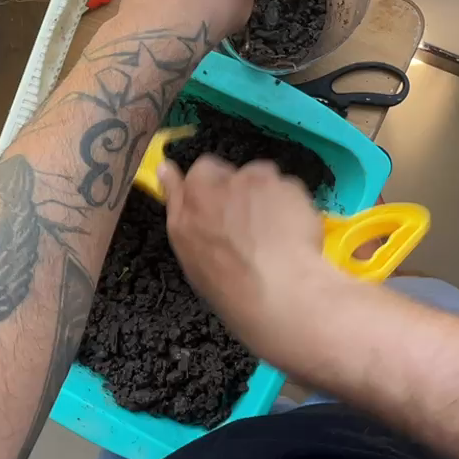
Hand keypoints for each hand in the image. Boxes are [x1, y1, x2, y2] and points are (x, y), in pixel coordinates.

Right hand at [159, 155, 348, 363]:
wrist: (277, 291)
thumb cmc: (223, 276)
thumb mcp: (184, 241)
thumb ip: (174, 199)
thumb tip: (164, 167)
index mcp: (196, 189)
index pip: (202, 169)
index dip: (212, 190)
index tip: (218, 211)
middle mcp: (228, 178)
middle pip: (235, 173)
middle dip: (240, 190)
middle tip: (245, 225)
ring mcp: (264, 182)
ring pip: (264, 179)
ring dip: (266, 195)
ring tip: (271, 231)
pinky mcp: (293, 189)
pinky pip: (291, 191)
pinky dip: (291, 207)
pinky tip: (291, 234)